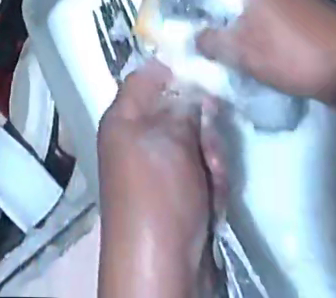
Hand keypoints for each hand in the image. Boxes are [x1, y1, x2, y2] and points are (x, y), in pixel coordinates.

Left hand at [96, 63, 219, 297]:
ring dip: (210, 161)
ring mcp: (157, 169)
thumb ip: (182, 108)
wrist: (161, 267)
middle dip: (202, 129)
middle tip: (211, 148)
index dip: (172, 69)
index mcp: (122, 118)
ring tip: (212, 183)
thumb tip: (191, 82)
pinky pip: (200, 175)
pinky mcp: (177, 196)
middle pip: (177, 113)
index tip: (206, 68)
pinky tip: (213, 204)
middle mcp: (136, 138)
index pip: (144, 77)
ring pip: (195, 145)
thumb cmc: (158, 193)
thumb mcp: (171, 141)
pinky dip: (211, 186)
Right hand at [188, 0, 335, 104]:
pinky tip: (251, 37)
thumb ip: (211, 42)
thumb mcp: (244, 53)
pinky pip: (268, 0)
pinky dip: (254, 13)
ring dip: (231, 2)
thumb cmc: (298, 53)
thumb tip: (192, 37)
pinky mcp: (310, 6)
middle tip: (187, 7)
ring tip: (215, 26)